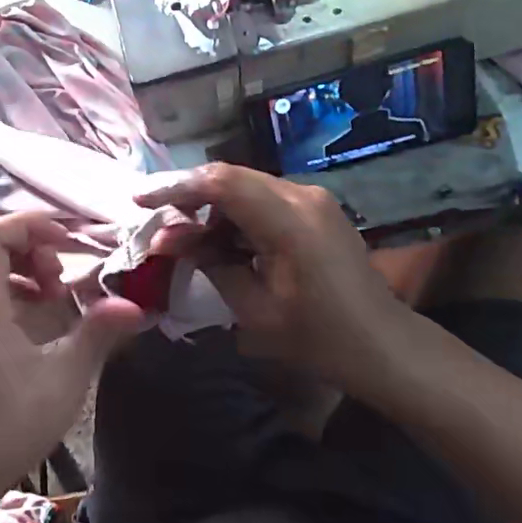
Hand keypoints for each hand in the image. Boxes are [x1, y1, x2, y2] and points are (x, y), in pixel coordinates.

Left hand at [0, 212, 143, 507]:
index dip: (30, 224)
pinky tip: (42, 327)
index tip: (68, 242)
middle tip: (66, 276)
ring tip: (58, 300)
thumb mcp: (63, 380)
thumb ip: (97, 334)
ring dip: (28, 274)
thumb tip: (134, 305)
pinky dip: (18, 298)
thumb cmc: (5, 426)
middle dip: (35, 249)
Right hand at [137, 164, 407, 390]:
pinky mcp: (317, 209)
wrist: (381, 343)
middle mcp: (302, 195)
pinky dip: (236, 216)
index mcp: (289, 220)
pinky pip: (265, 200)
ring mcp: (313, 199)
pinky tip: (221, 241)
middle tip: (158, 225)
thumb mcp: (253, 309)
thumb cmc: (318, 337)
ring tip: (186, 241)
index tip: (140, 203)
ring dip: (213, 209)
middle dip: (189, 198)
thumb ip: (210, 263)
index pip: (221, 183)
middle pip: (232, 179)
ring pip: (246, 188)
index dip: (175, 188)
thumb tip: (170, 239)